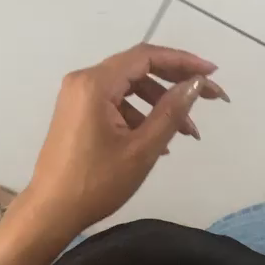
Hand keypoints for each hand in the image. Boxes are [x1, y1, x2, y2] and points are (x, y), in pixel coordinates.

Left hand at [23, 44, 227, 236]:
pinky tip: (160, 143)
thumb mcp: (142, 148)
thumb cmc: (98, 181)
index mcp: (94, 82)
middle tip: (211, 99)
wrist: (53, 208)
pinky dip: (139, 115)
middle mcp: (83, 80)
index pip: (144, 57)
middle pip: (136, 68)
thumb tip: (195, 83)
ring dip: (159, 104)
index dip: (181, 61)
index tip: (212, 73)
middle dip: (175, 81)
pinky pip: (114, 102)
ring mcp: (78, 95)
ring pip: (127, 87)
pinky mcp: (77, 111)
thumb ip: (170, 111)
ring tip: (188, 133)